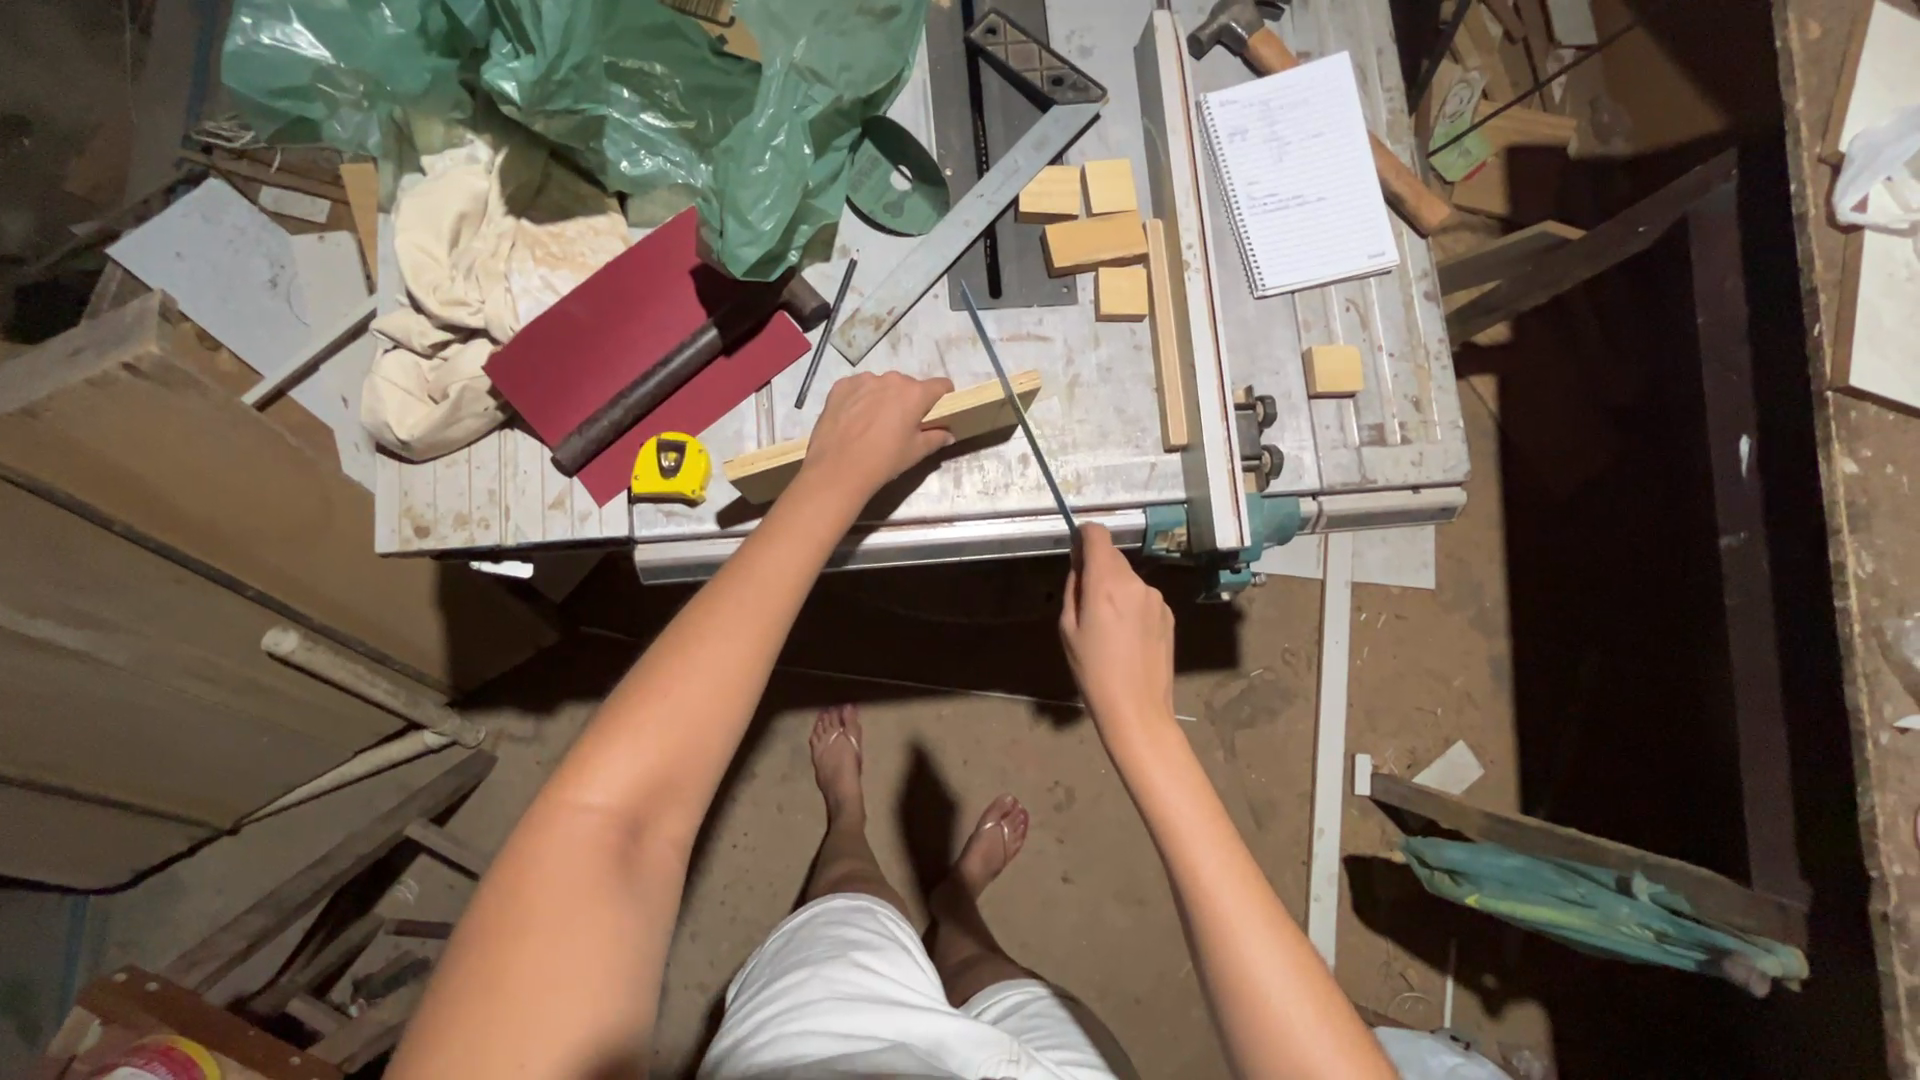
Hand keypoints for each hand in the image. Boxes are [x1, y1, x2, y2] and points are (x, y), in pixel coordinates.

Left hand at [798, 373, 956, 502]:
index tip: (938, 411)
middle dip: (909, 400)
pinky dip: (860, 399)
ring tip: (873, 423)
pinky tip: (854, 420)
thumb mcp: (915, 452)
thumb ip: (936, 438)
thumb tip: (948, 435)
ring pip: (882, 385)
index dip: (943, 397)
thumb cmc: (884, 461)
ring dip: (884, 398)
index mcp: (915, 393)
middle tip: (901, 424)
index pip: (941, 385)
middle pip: (909, 385)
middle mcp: (891, 379)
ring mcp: (863, 380)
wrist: (837, 469)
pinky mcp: (841, 386)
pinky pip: (858, 388)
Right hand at [1060, 524, 1176, 744]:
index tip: (1076, 546)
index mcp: (1106, 584)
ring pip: (1128, 579)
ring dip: (1115, 588)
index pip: (1098, 536)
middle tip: (1085, 599)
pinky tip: (1128, 636)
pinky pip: (1143, 597)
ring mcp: (1156, 598)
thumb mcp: (1068, 629)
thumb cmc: (1092, 671)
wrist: (1137, 708)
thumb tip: (1079, 565)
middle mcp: (1135, 583)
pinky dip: (1131, 605)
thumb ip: (1074, 588)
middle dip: (1097, 567)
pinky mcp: (1169, 613)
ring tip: (1107, 626)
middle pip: (1113, 557)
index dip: (1084, 535)